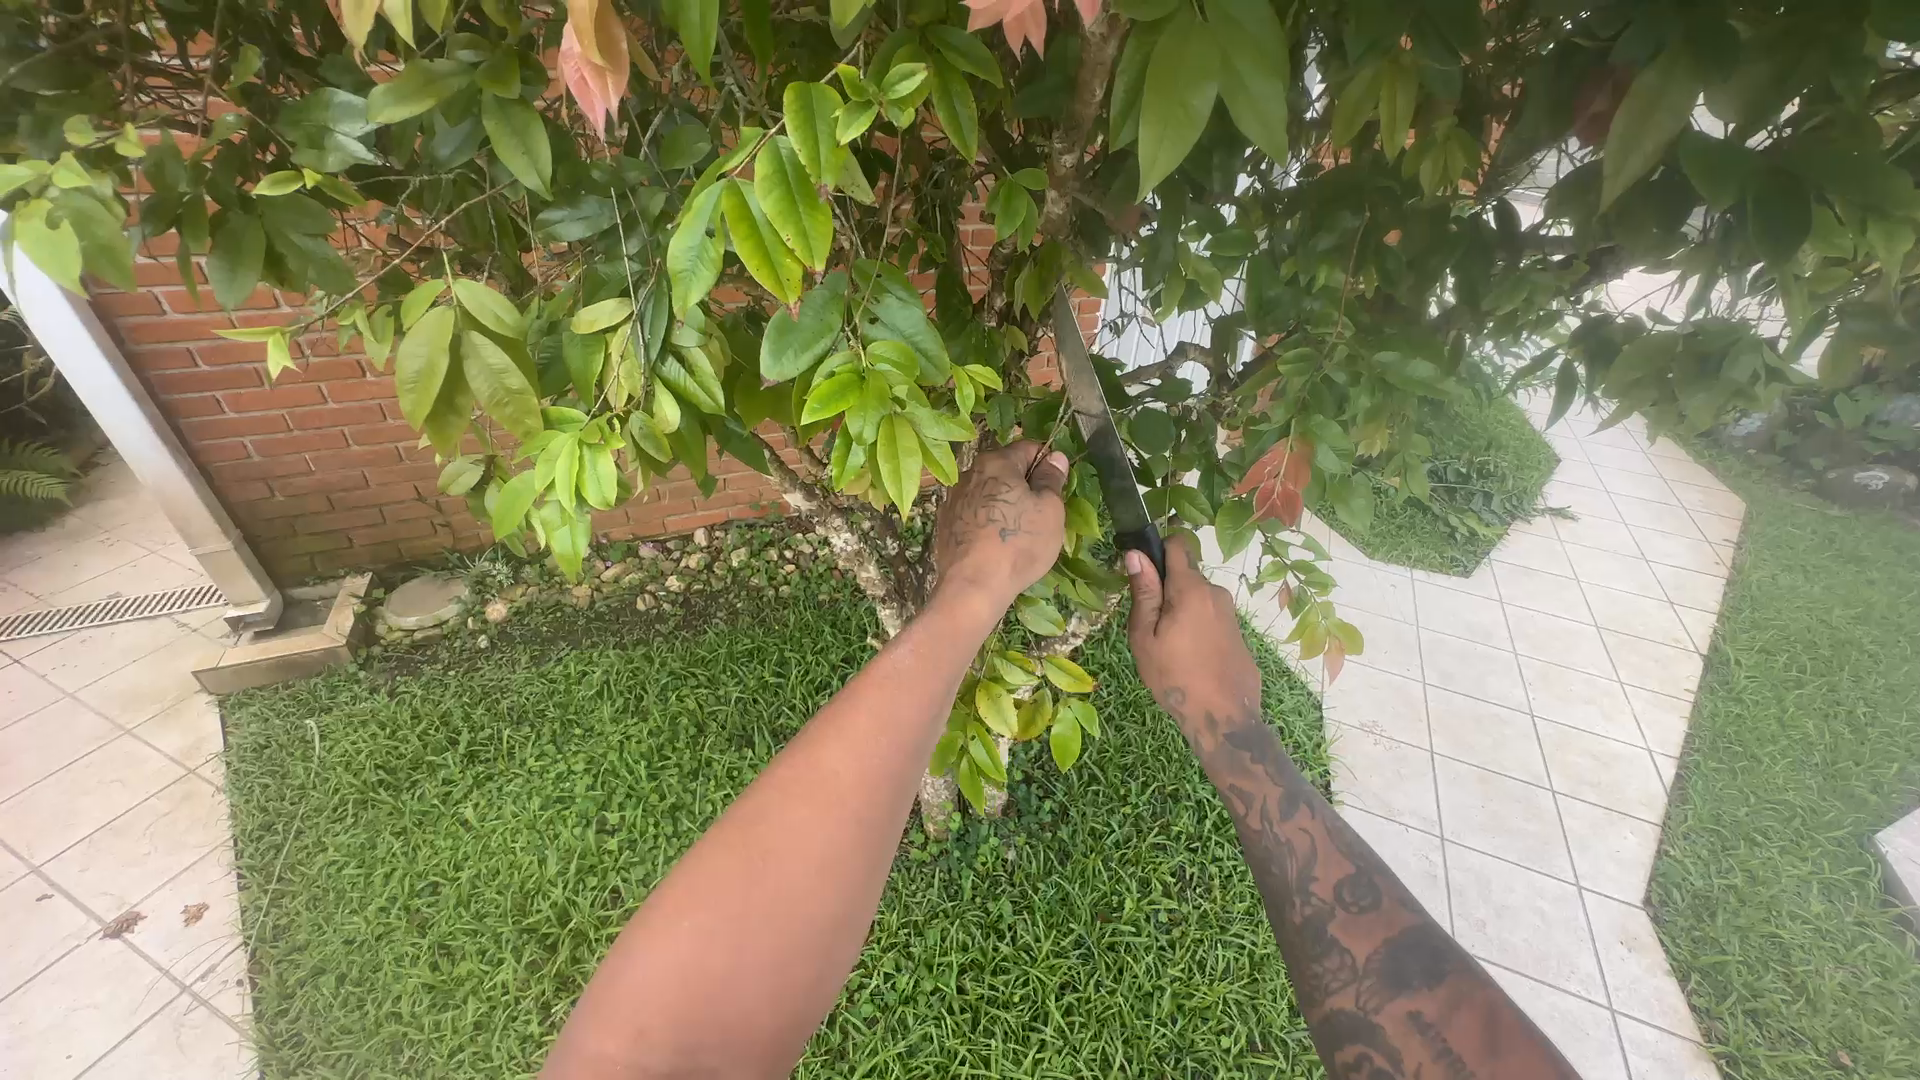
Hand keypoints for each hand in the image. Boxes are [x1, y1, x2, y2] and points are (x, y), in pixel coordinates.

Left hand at [932, 441, 1068, 614]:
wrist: (973, 585)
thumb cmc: (1018, 544)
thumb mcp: (1049, 509)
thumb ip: (1052, 479)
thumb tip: (1055, 456)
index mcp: (997, 462)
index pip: (1029, 447)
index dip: (1047, 463)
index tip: (1056, 486)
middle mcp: (970, 473)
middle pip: (1006, 470)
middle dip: (1025, 485)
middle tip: (1041, 515)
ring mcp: (953, 499)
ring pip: (989, 492)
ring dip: (1005, 504)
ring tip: (1018, 533)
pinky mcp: (946, 523)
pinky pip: (974, 513)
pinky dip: (987, 521)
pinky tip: (995, 544)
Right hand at [1124, 534, 1261, 737]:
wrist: (1223, 716)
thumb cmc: (1174, 676)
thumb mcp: (1145, 636)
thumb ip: (1143, 592)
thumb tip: (1135, 554)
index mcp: (1190, 589)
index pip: (1178, 544)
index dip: (1158, 548)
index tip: (1143, 571)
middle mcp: (1215, 592)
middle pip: (1185, 574)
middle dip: (1166, 589)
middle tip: (1150, 625)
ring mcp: (1229, 612)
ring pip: (1196, 597)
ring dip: (1181, 610)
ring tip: (1168, 646)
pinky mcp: (1237, 631)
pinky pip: (1209, 616)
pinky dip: (1196, 626)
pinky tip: (1189, 656)